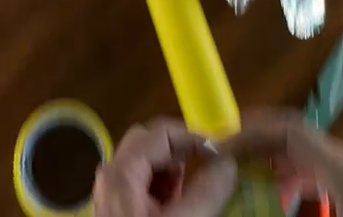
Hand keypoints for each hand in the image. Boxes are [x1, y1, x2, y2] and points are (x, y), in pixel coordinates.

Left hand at [93, 118, 238, 216]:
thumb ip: (206, 192)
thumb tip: (229, 162)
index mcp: (122, 171)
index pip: (160, 133)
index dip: (193, 136)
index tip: (223, 151)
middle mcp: (113, 175)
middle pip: (151, 143)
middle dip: (183, 150)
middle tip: (213, 165)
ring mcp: (115, 194)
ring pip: (149, 164)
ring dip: (177, 169)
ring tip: (203, 187)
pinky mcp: (122, 211)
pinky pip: (146, 186)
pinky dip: (168, 188)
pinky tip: (187, 205)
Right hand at [220, 110, 342, 216]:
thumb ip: (289, 206)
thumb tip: (251, 205)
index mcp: (342, 166)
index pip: (288, 129)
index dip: (251, 131)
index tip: (221, 146)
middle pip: (293, 136)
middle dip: (256, 142)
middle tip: (224, 159)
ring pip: (304, 153)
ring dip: (271, 161)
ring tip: (243, 181)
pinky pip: (317, 171)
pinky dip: (291, 178)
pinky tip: (277, 199)